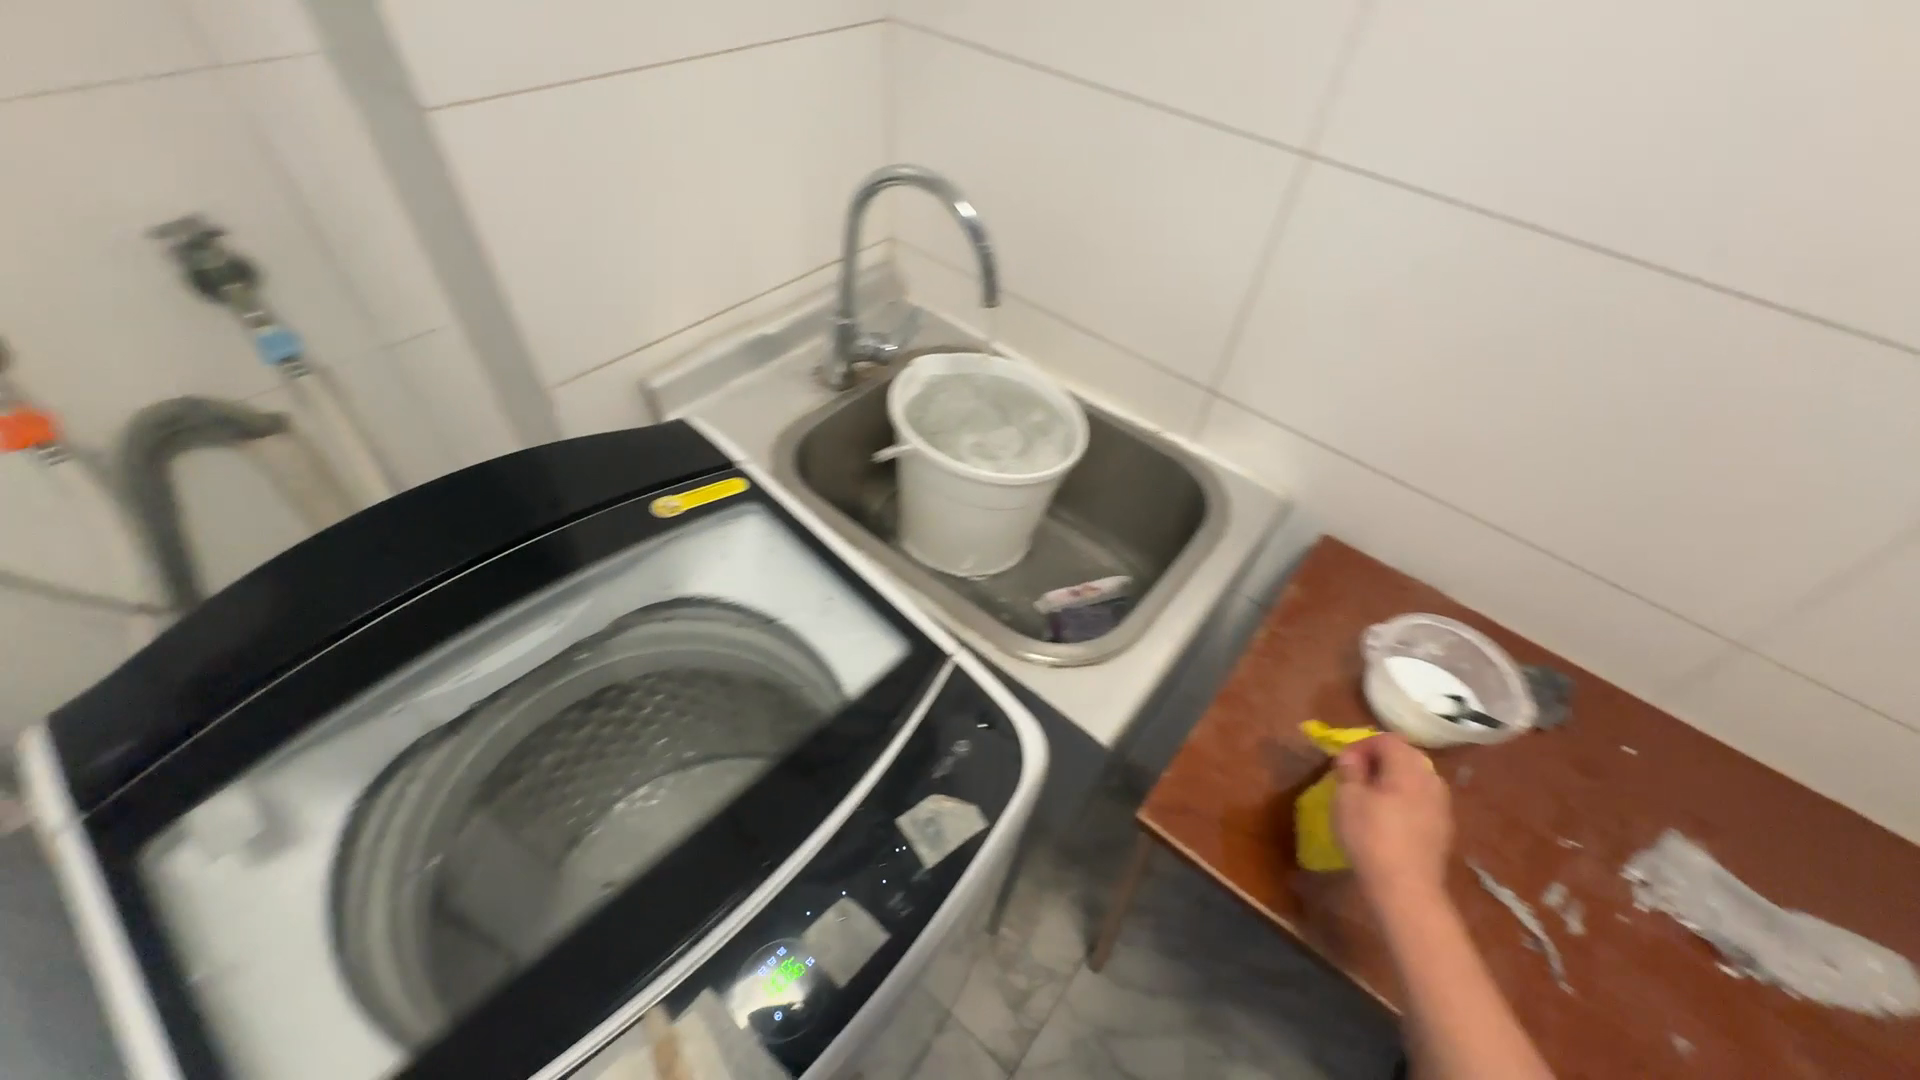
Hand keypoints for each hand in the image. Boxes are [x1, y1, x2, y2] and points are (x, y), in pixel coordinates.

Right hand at [1333, 735, 1452, 909]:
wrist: (1406, 888)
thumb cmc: (1371, 837)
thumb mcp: (1347, 798)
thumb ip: (1349, 770)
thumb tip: (1352, 757)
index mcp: (1409, 768)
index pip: (1387, 739)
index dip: (1361, 745)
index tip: (1343, 764)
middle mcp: (1431, 780)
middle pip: (1405, 756)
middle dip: (1378, 760)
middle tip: (1354, 778)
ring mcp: (1442, 805)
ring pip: (1415, 779)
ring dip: (1392, 780)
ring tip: (1370, 798)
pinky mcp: (1443, 828)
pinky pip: (1421, 800)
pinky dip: (1404, 799)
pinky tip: (1388, 820)